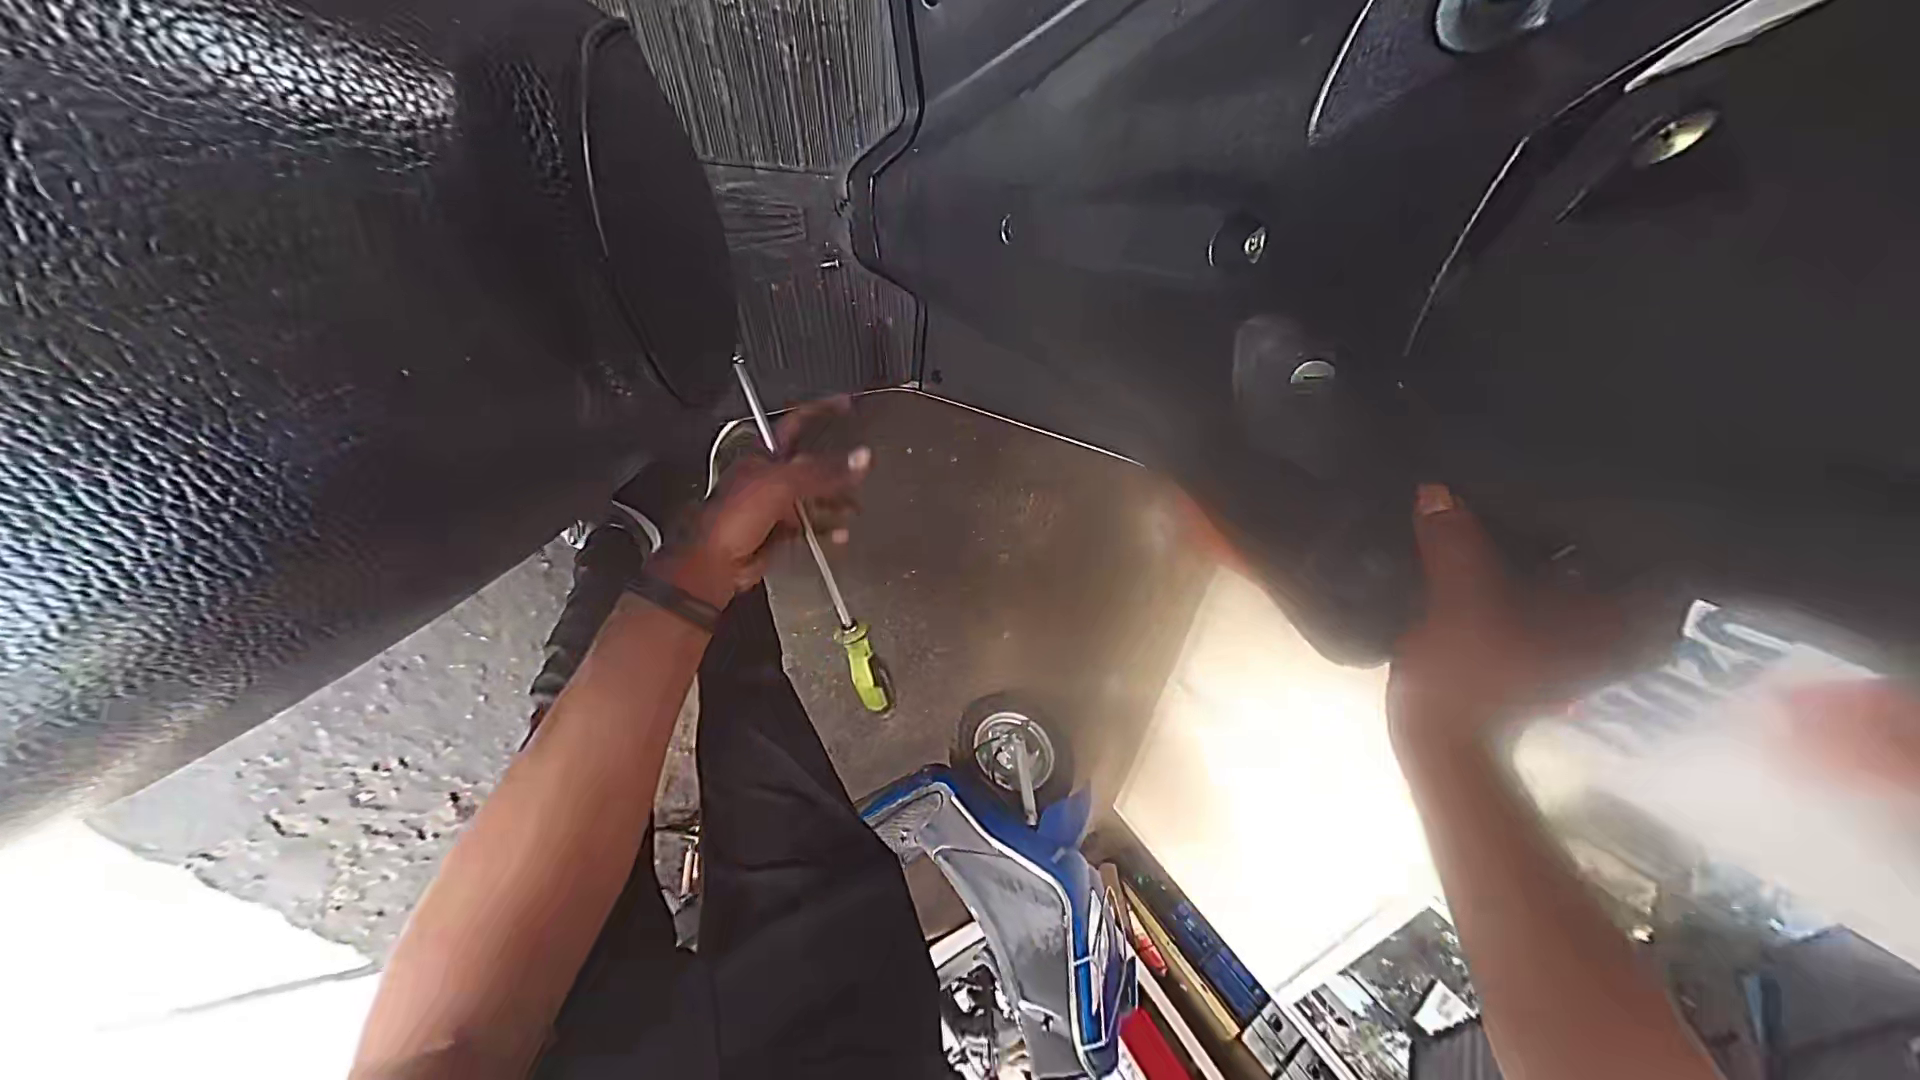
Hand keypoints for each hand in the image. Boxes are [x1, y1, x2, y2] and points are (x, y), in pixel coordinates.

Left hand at [655, 398, 870, 606]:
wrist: (715, 564)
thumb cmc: (730, 520)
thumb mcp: (780, 485)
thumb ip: (822, 472)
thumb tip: (857, 459)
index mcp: (763, 456)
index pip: (797, 423)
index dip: (820, 410)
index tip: (844, 404)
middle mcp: (769, 477)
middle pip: (812, 465)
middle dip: (838, 469)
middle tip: (859, 470)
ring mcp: (774, 505)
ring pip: (814, 497)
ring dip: (836, 502)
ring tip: (853, 506)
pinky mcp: (780, 530)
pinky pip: (810, 525)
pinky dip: (827, 528)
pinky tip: (838, 532)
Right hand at [1388, 484, 1675, 752]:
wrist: (1436, 728)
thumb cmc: (1468, 671)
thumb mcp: (1461, 599)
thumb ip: (1453, 540)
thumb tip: (1434, 488)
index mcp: (1635, 620)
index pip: (1646, 541)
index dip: (1611, 504)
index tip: (1577, 468)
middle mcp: (1624, 623)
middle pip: (1602, 550)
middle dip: (1565, 518)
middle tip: (1532, 473)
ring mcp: (1584, 631)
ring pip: (1567, 566)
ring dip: (1535, 539)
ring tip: (1503, 496)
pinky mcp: (1545, 634)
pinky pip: (1541, 582)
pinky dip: (1517, 561)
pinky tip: (1487, 537)